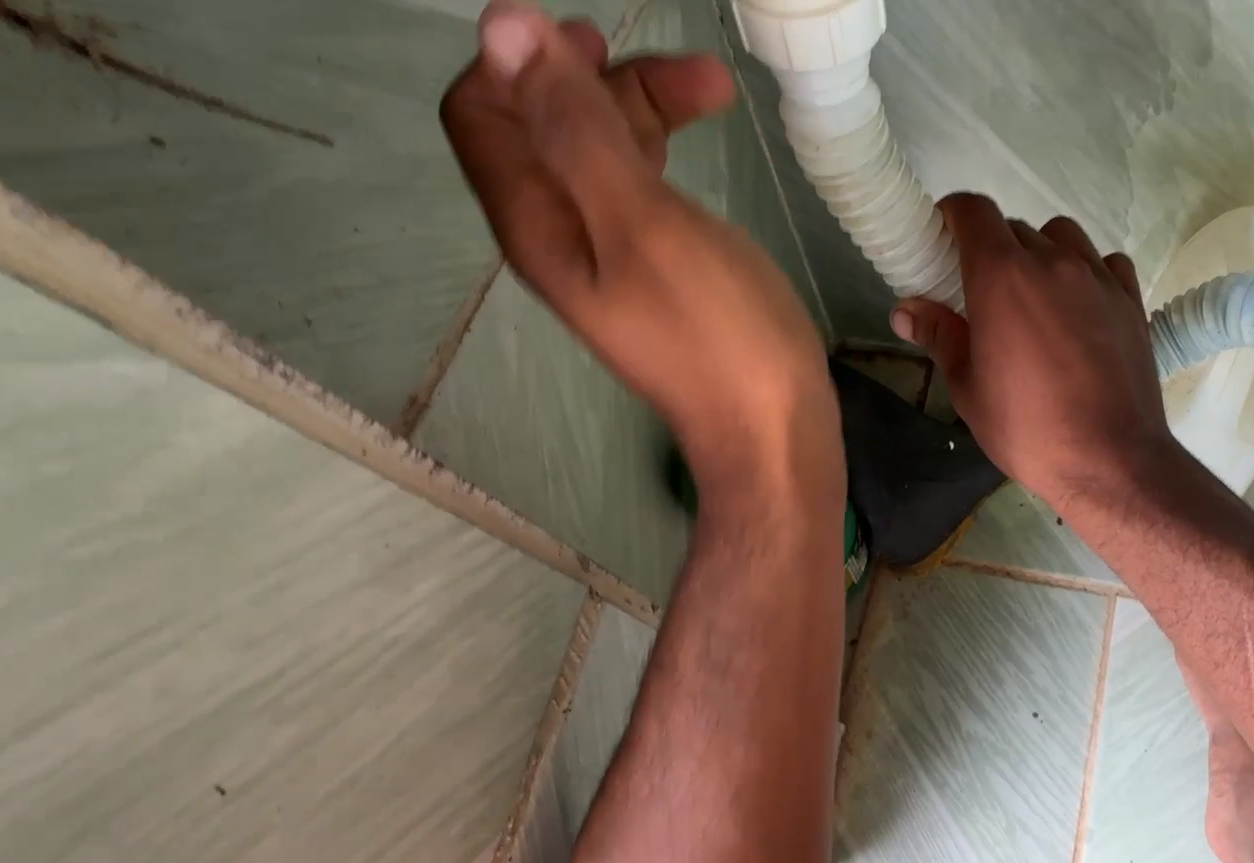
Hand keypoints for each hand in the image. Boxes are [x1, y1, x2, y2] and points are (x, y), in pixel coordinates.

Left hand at [441, 1, 838, 503]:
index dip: (518, 60)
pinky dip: (666, 153)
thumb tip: (506, 27)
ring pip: (600, 155)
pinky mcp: (662, 272)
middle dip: (594, 76)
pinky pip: (639, 191)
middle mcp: (562, 237)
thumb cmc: (717, 333)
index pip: (481, 114)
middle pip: (544, 127)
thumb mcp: (644, 225)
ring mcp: (614, 258)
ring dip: (642, 108)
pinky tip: (705, 146)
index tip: (595, 36)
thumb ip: (576, 130)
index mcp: (537, 225)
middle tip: (664, 60)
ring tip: (712, 89)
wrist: (772, 432)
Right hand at [889, 194, 1176, 507]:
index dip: (953, 216)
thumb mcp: (969, 388)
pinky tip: (1080, 307)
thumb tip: (906, 310)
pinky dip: (1087, 272)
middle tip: (982, 293)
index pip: (973, 211)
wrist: (1109, 460)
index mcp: (1002, 277)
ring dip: (1041, 254)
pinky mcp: (1131, 301)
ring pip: (1062, 237)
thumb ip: (940, 336)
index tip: (943, 238)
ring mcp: (1098, 278)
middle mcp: (1053, 262)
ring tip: (1034, 296)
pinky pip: (1105, 263)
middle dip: (992, 248)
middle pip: (1015, 228)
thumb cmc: (1027, 429)